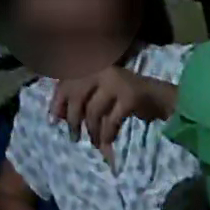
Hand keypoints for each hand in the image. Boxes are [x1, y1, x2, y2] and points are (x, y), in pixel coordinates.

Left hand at [49, 66, 171, 159]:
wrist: (155, 96)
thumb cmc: (122, 96)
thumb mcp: (98, 91)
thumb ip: (80, 97)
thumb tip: (57, 114)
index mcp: (90, 66)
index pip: (66, 82)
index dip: (57, 101)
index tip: (53, 120)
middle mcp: (100, 70)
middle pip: (77, 96)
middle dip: (73, 119)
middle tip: (73, 137)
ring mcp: (115, 83)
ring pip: (94, 110)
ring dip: (92, 130)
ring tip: (93, 142)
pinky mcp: (129, 98)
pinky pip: (112, 120)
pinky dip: (107, 134)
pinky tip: (106, 142)